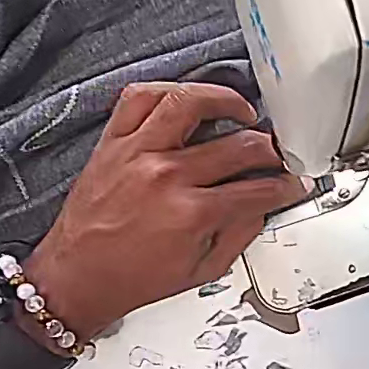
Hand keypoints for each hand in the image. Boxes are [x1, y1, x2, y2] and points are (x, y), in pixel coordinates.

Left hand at [21, 82, 306, 341]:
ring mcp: (137, 153)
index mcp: (191, 214)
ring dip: (226, 100)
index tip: (292, 182)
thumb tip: (263, 206)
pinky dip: (167, 90)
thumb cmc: (131, 278)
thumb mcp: (202, 271)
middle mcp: (166, 177)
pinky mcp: (113, 143)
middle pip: (238, 145)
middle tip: (276, 153)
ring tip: (241, 110)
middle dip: (270, 149)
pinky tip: (186, 101)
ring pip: (190, 102)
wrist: (77, 278)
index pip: (257, 189)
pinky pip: (139, 97)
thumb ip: (240, 235)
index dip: (285, 185)